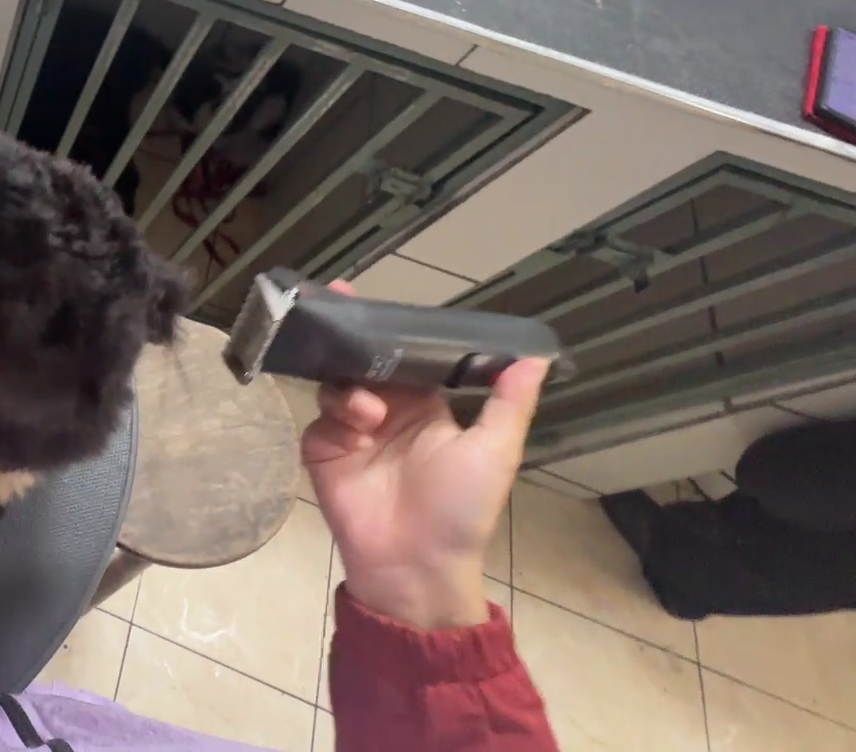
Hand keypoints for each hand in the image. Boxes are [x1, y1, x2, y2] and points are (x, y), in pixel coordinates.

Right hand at [303, 282, 548, 629]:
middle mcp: (382, 409)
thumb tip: (535, 357)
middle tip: (331, 304)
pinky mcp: (321, 446)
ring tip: (367, 414)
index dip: (385, 329)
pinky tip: (352, 436)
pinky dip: (335, 421)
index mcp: (422, 406)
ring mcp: (348, 427)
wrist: (411, 561)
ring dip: (350, 391)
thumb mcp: (493, 453)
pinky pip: (320, 418)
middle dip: (346, 336)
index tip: (361, 295)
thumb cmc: (460, 507)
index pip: (401, 356)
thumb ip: (507, 404)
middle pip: (359, 362)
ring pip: (336, 384)